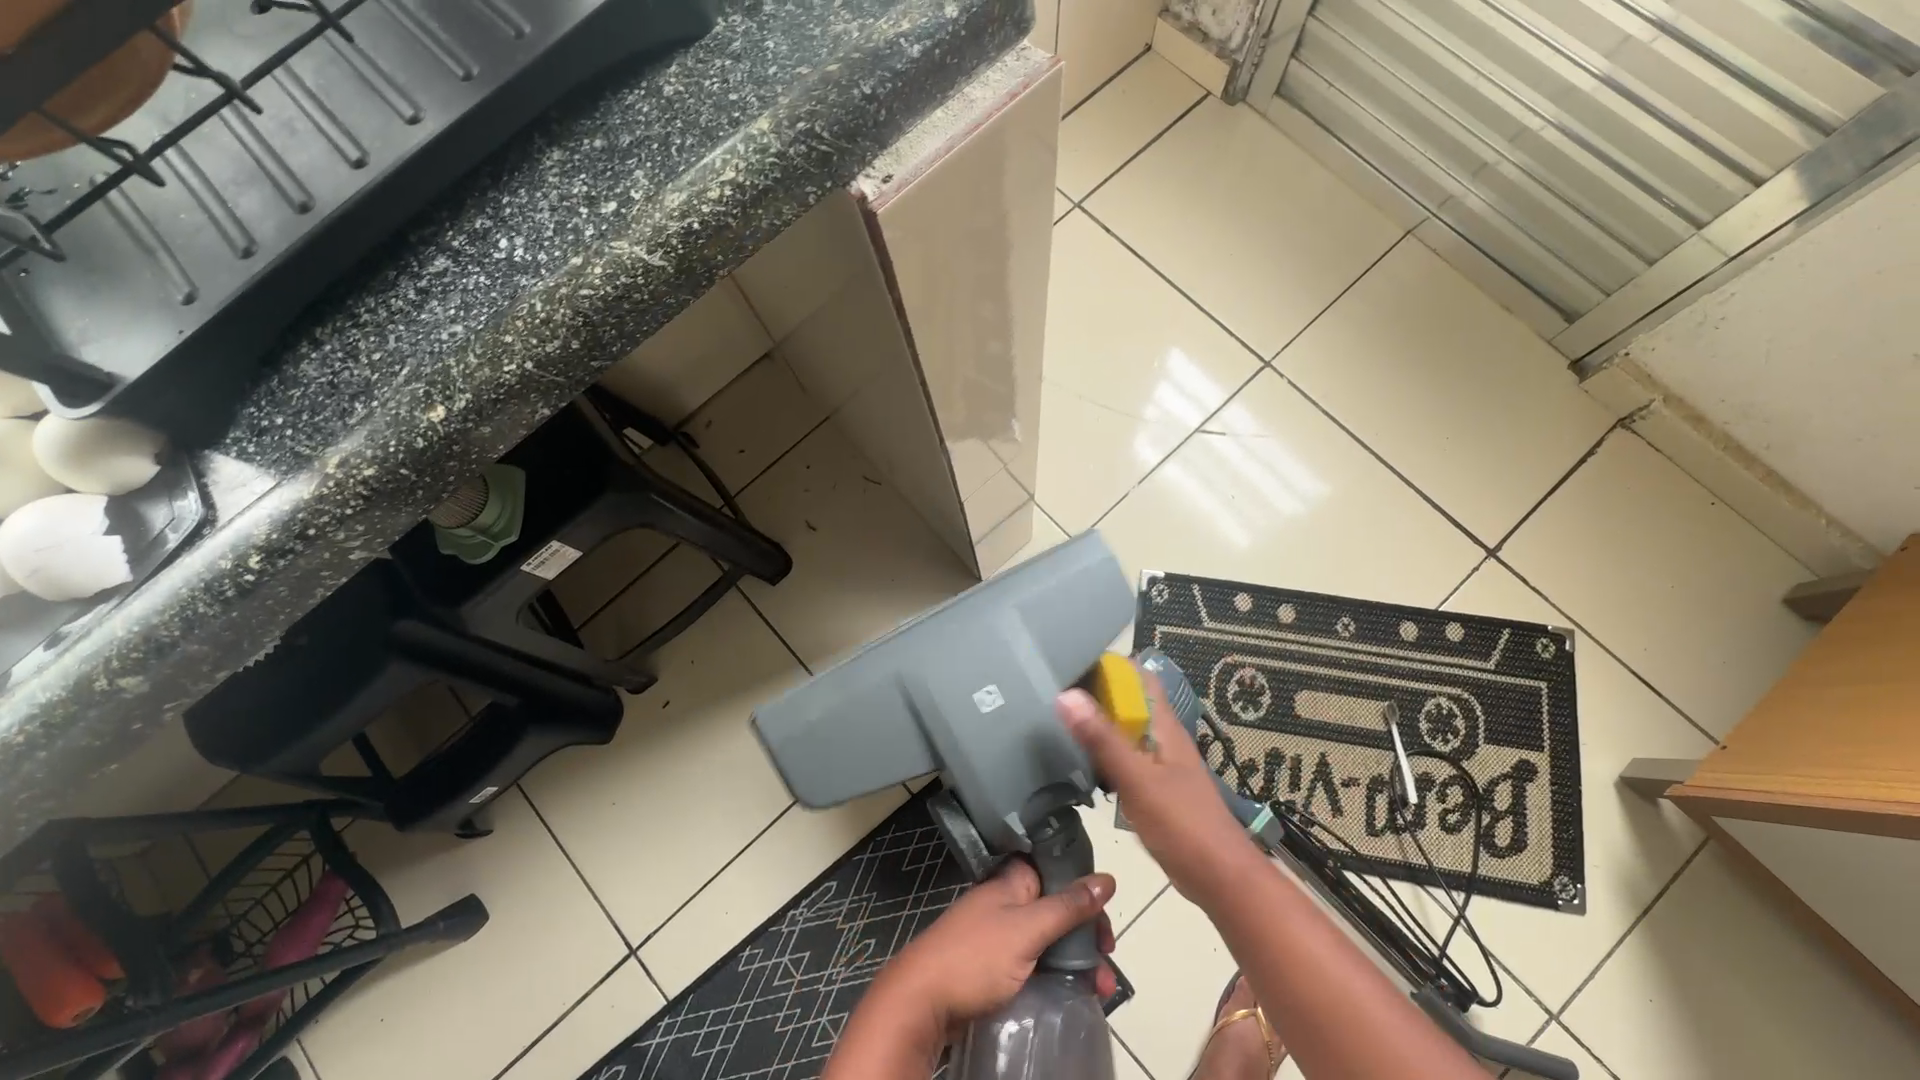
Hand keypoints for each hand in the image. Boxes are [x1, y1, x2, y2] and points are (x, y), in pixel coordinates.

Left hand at [876, 860, 1115, 1035]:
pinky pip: (1034, 963)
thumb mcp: (1026, 930)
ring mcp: (998, 937)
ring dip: (1076, 960)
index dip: (1083, 887)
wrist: (920, 1003)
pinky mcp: (993, 967)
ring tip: (1100, 990)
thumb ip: (1066, 907)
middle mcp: (1005, 905)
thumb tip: (1107, 878)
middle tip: (1107, 962)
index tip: (1104, 917)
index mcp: (1011, 885)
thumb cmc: (974, 958)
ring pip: (1047, 939)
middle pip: (1055, 908)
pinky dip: (1056, 975)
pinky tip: (1074, 992)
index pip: (1055, 870)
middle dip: (1086, 934)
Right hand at [1057, 676, 1260, 906]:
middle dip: (1095, 695)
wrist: (1221, 878)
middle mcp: (1163, 738)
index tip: (1067, 666)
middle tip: (1051, 695)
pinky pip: (1125, 760)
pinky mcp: (1156, 789)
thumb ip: (1102, 739)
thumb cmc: (1183, 826)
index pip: (1137, 677)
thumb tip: (1066, 695)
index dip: (1106, 666)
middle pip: (1128, 703)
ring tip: (1056, 724)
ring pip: (1125, 732)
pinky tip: (1080, 765)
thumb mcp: (1137, 780)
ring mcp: (1160, 765)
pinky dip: (1103, 755)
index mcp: (1164, 727)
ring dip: (1098, 726)